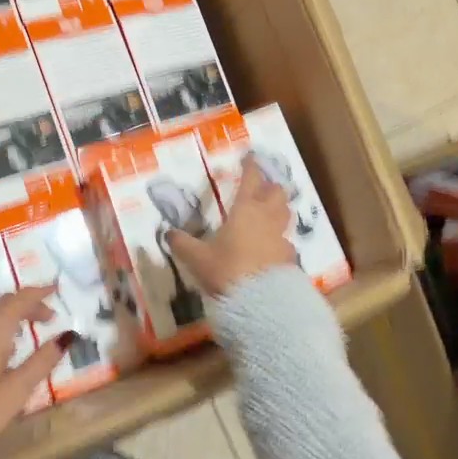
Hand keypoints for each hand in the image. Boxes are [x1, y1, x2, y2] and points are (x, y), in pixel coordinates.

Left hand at [0, 284, 71, 439]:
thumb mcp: (16, 390)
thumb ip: (42, 361)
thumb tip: (66, 337)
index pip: (21, 298)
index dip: (41, 293)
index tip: (56, 292)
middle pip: (3, 302)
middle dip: (26, 305)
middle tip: (45, 318)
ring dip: (6, 316)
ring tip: (20, 336)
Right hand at [167, 157, 296, 298]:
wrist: (261, 301)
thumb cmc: (227, 270)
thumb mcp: (197, 259)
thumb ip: (182, 244)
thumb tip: (167, 233)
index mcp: (245, 210)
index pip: (251, 180)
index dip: (251, 167)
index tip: (250, 157)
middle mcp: (266, 218)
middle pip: (277, 192)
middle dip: (271, 186)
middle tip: (263, 188)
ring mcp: (281, 237)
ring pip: (286, 213)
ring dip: (280, 208)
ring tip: (270, 211)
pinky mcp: (290, 257)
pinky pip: (286, 241)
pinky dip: (280, 239)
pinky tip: (272, 248)